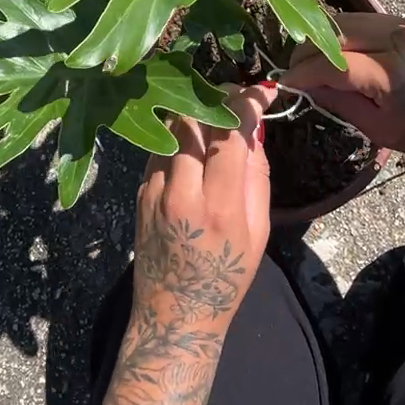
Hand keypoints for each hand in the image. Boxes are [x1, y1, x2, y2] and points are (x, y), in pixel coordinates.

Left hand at [131, 83, 275, 328]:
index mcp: (218, 204)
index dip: (249, 102)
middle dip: (222, 98)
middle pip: (196, 119)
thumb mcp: (258, 230)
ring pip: (174, 126)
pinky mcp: (139, 189)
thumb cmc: (227, 275)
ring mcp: (154, 188)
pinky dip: (180, 134)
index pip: (231, 132)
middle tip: (239, 97)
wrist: (175, 312)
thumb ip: (256, 175)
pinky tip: (194, 142)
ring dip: (199, 112)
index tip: (265, 91)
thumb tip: (254, 129)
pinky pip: (160, 145)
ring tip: (217, 113)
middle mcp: (181, 191)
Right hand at [281, 13, 404, 172]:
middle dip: (309, 50)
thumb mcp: (381, 129)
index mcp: (393, 73)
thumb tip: (306, 87)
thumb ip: (339, 103)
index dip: (303, 73)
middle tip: (296, 71)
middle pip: (336, 31)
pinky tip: (342, 54)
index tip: (285, 83)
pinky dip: (348, 34)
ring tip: (316, 63)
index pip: (332, 64)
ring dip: (326, 39)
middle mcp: (400, 38)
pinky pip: (368, 21)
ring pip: (349, 20)